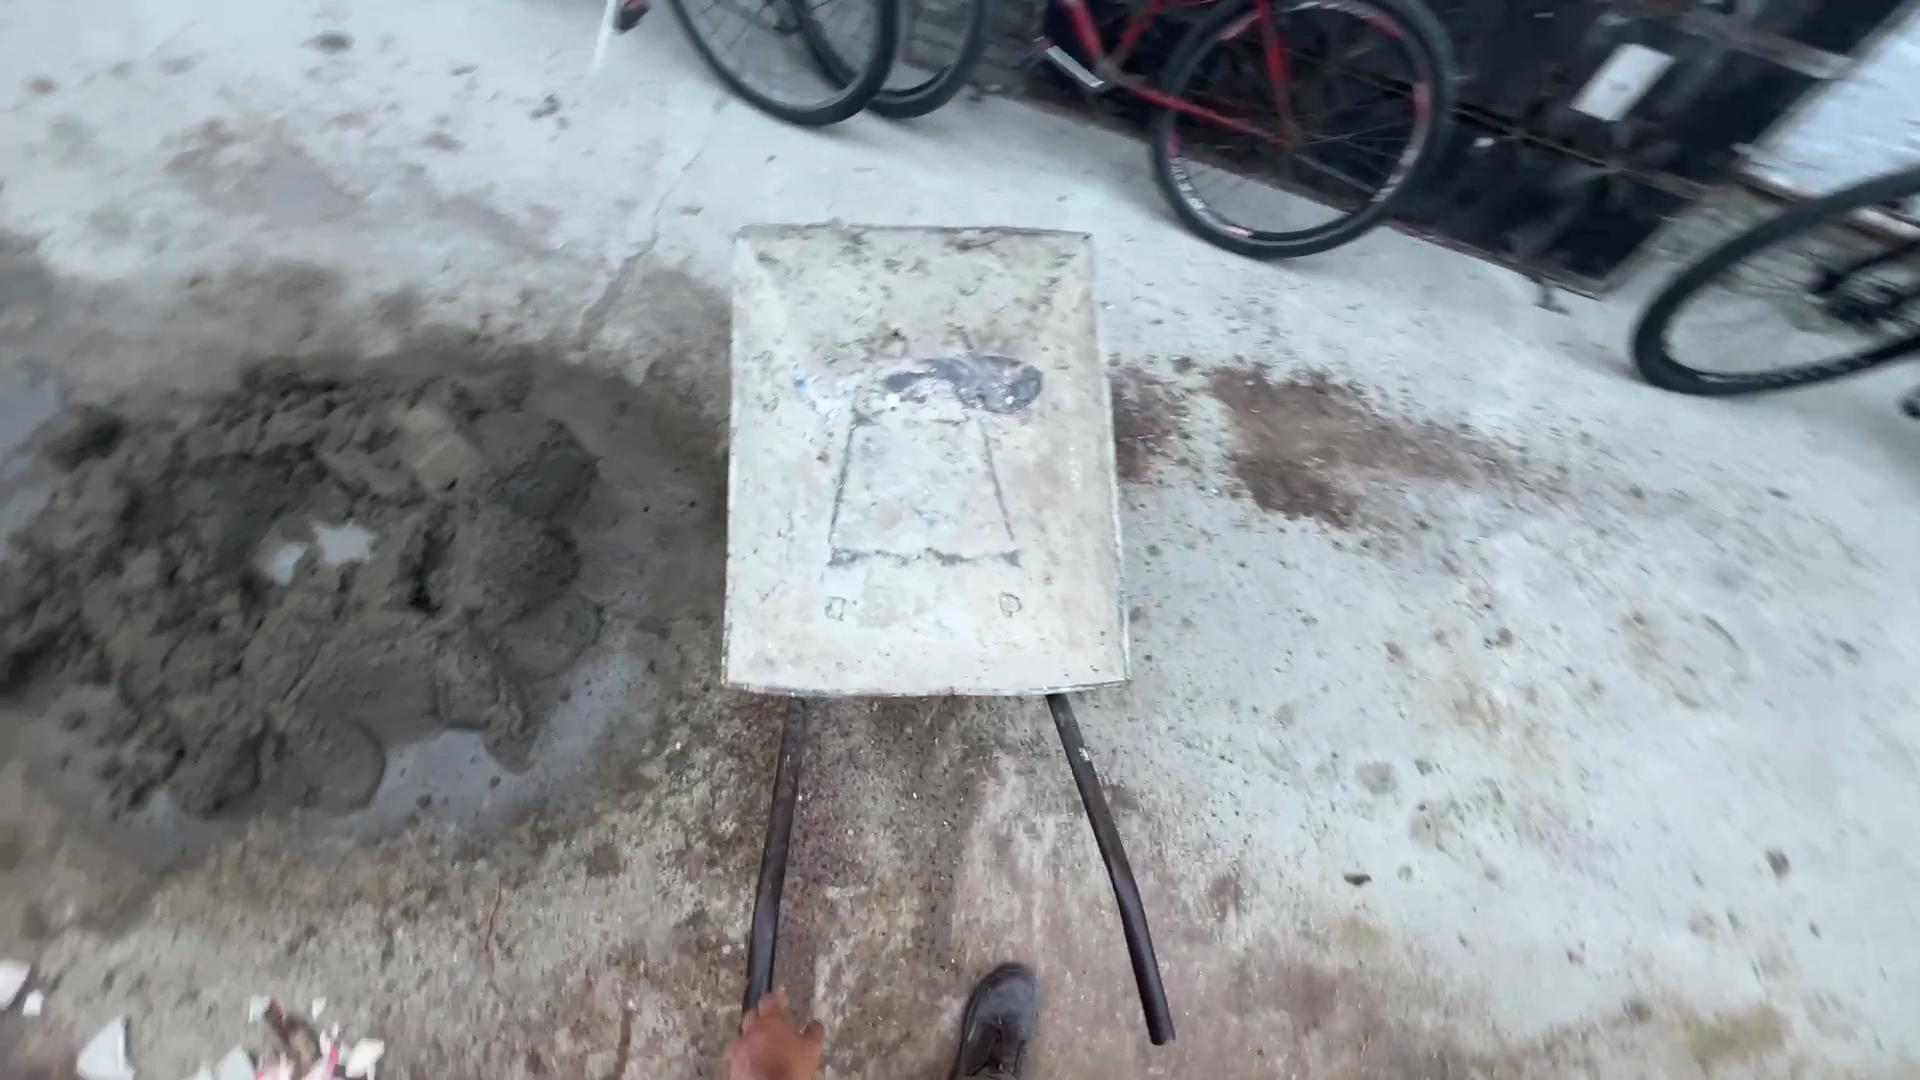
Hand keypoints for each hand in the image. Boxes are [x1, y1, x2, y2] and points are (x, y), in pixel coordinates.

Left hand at [726, 988, 824, 1079]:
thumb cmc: (791, 1067)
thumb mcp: (811, 1049)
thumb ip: (813, 1033)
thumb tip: (815, 1023)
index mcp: (770, 1022)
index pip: (768, 1000)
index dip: (774, 997)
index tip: (780, 994)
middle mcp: (750, 1032)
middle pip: (751, 1016)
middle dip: (759, 1016)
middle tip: (769, 1022)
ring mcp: (738, 1051)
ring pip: (740, 1038)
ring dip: (748, 1038)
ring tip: (757, 1045)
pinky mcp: (732, 1069)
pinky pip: (736, 1058)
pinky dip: (744, 1057)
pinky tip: (752, 1062)